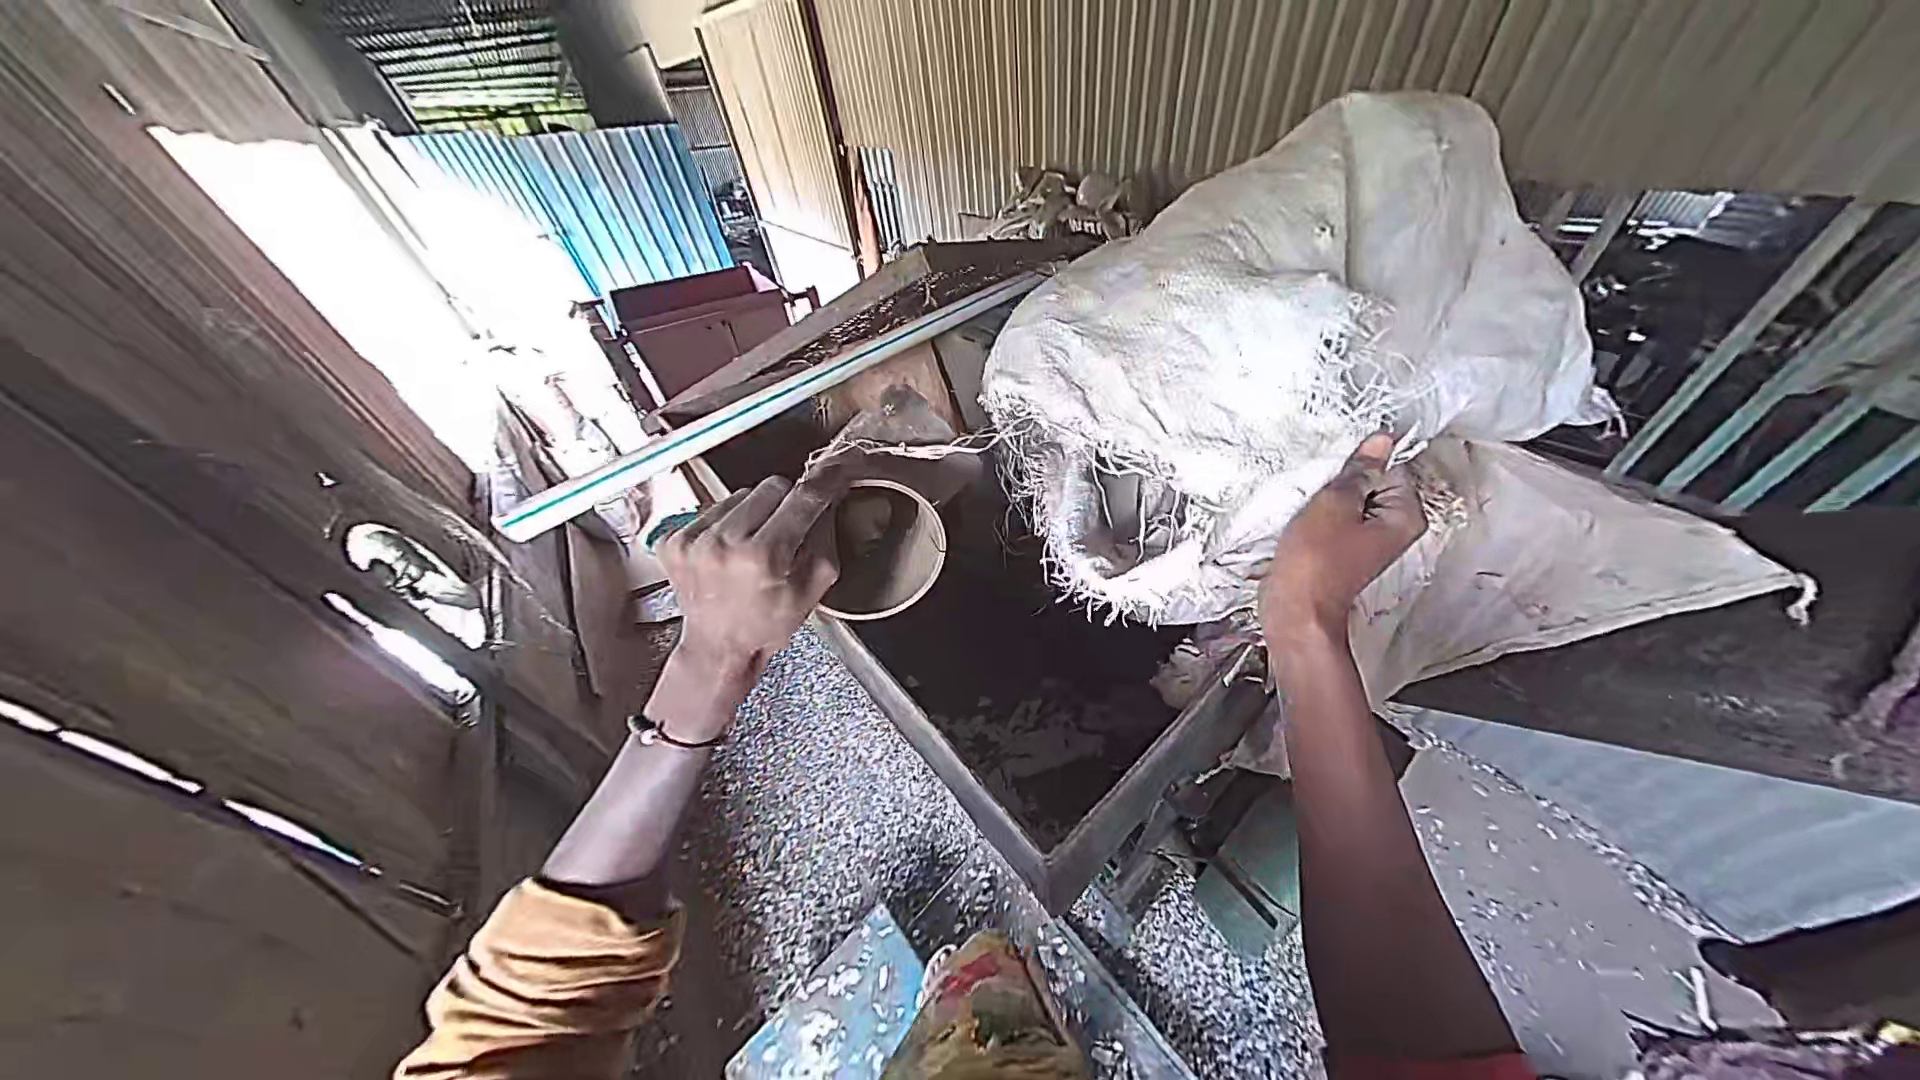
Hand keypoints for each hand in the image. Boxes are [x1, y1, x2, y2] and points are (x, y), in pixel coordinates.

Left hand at [647, 475, 840, 740]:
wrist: (717, 648)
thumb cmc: (765, 624)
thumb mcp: (813, 589)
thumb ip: (826, 540)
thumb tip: (827, 502)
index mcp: (762, 557)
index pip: (802, 498)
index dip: (822, 484)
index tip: (832, 474)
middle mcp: (722, 542)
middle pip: (771, 486)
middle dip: (787, 502)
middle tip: (788, 529)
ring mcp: (692, 539)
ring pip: (741, 494)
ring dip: (755, 512)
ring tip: (755, 544)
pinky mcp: (672, 539)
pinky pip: (713, 508)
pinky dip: (727, 522)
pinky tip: (730, 549)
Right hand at [1259, 433, 1425, 639]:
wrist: (1294, 608)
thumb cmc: (1315, 559)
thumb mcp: (1334, 504)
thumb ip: (1358, 470)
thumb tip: (1381, 440)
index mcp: (1405, 516)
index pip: (1389, 468)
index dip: (1358, 465)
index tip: (1332, 475)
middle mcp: (1394, 529)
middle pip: (1369, 485)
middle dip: (1340, 484)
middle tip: (1317, 495)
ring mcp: (1366, 542)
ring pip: (1347, 503)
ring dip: (1324, 501)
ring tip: (1306, 510)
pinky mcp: (1341, 551)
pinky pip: (1333, 521)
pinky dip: (1316, 518)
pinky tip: (1300, 523)